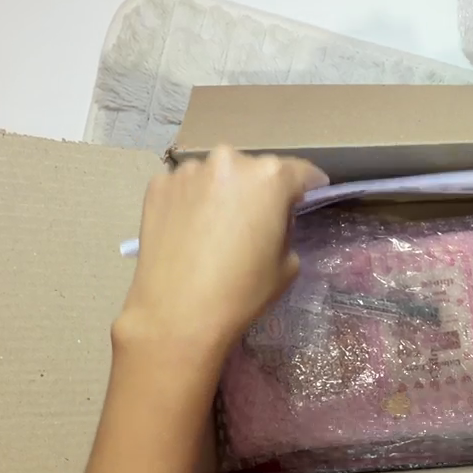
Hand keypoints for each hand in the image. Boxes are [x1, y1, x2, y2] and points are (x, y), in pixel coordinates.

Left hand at [114, 147, 327, 357]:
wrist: (179, 311)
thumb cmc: (243, 291)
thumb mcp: (287, 265)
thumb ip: (285, 229)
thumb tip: (271, 220)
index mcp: (269, 178)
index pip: (300, 172)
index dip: (310, 183)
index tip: (313, 191)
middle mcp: (229, 161)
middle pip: (254, 170)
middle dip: (261, 190)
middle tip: (258, 219)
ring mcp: (188, 170)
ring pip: (217, 176)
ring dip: (224, 193)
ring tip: (219, 228)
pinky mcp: (158, 185)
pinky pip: (186, 188)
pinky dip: (193, 202)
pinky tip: (191, 232)